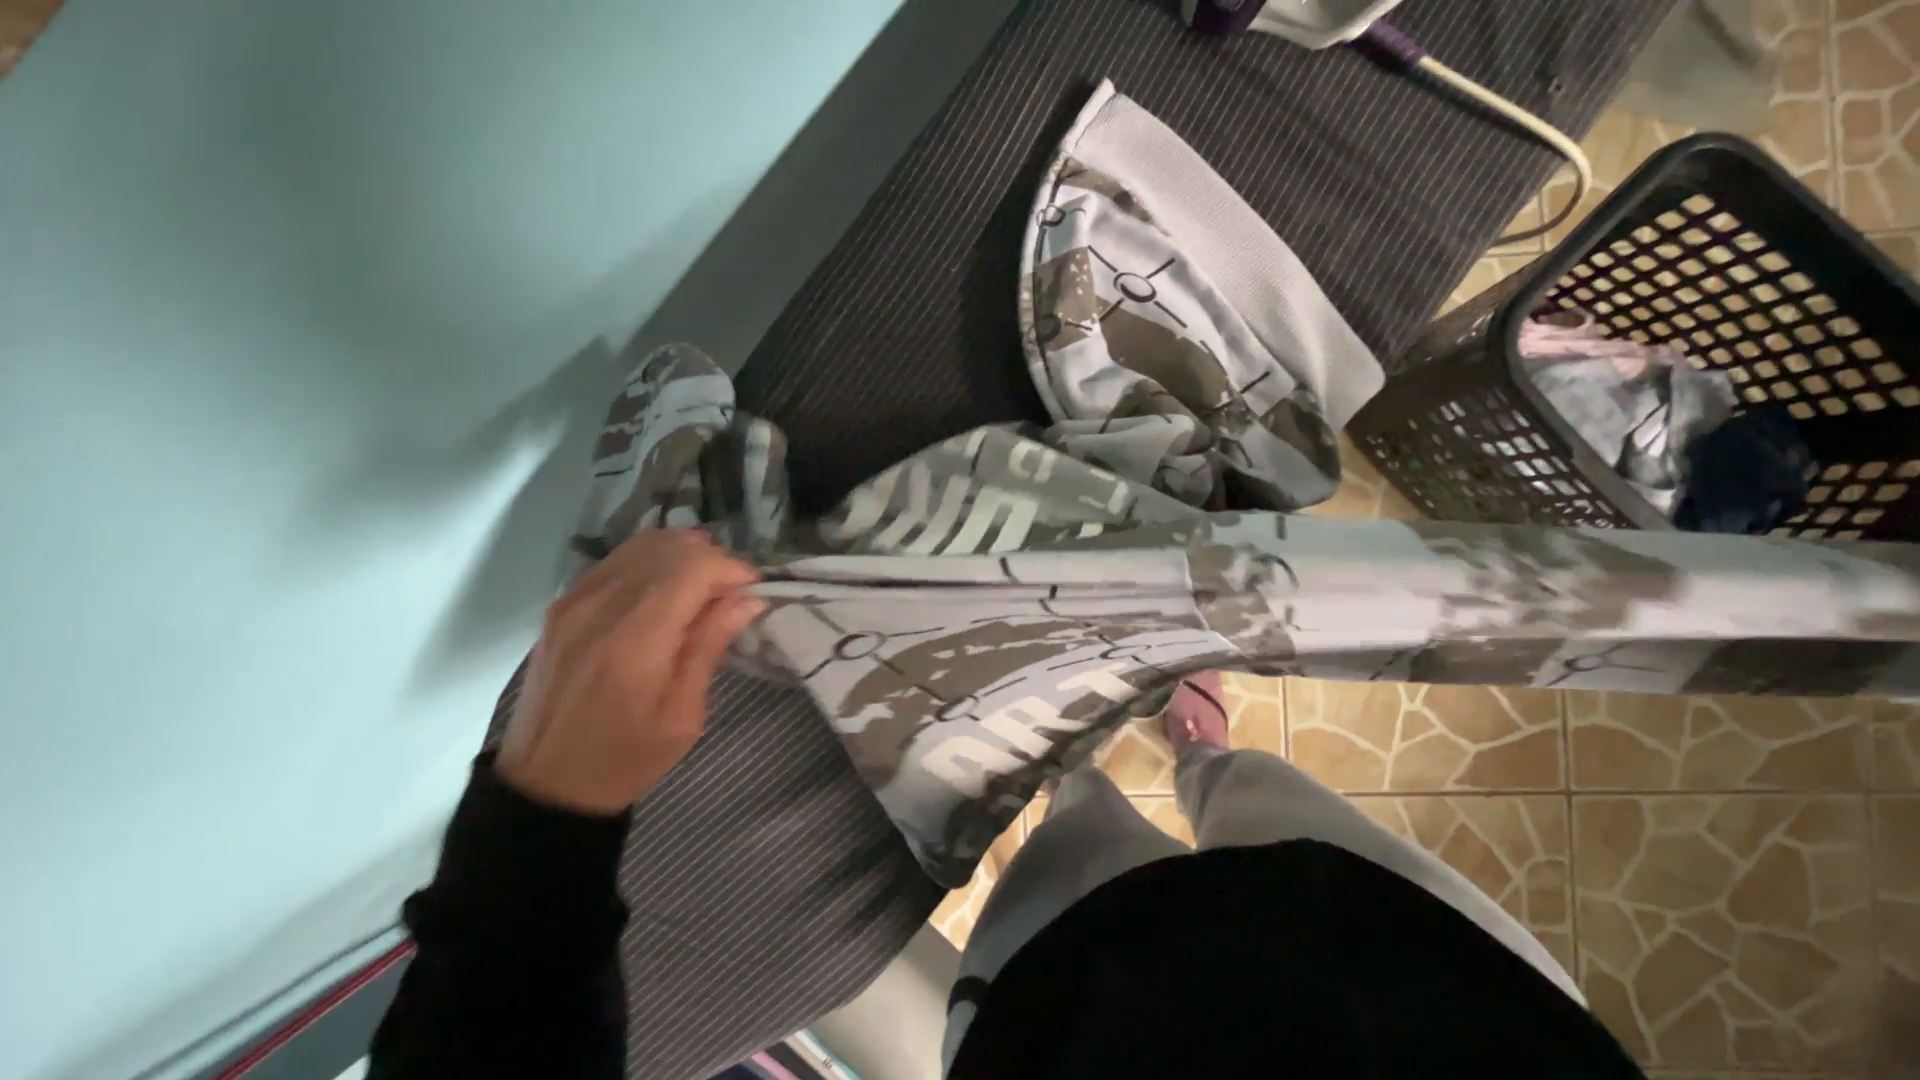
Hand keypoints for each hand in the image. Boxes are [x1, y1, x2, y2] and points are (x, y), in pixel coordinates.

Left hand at [495, 529, 762, 814]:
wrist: (547, 782)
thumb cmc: (626, 757)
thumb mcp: (683, 715)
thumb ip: (710, 645)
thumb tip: (747, 598)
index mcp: (635, 639)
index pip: (693, 567)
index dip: (731, 568)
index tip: (753, 591)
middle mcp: (601, 606)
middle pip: (669, 548)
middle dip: (711, 559)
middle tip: (732, 592)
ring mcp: (575, 600)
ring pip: (641, 545)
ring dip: (681, 556)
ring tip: (704, 587)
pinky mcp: (562, 604)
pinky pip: (615, 561)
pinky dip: (650, 562)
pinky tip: (666, 589)